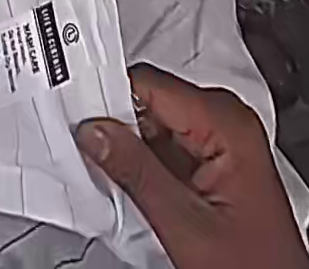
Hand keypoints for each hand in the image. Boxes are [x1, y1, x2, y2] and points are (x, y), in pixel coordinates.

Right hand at [76, 65, 308, 268]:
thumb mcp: (186, 225)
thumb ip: (136, 172)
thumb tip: (95, 131)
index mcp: (226, 121)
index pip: (151, 83)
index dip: (111, 98)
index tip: (82, 116)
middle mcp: (225, 118)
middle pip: (151, 99)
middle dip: (120, 126)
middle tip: (93, 151)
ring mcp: (219, 136)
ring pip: (154, 121)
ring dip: (130, 146)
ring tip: (117, 178)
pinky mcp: (211, 156)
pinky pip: (164, 142)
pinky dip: (143, 161)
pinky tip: (135, 185)